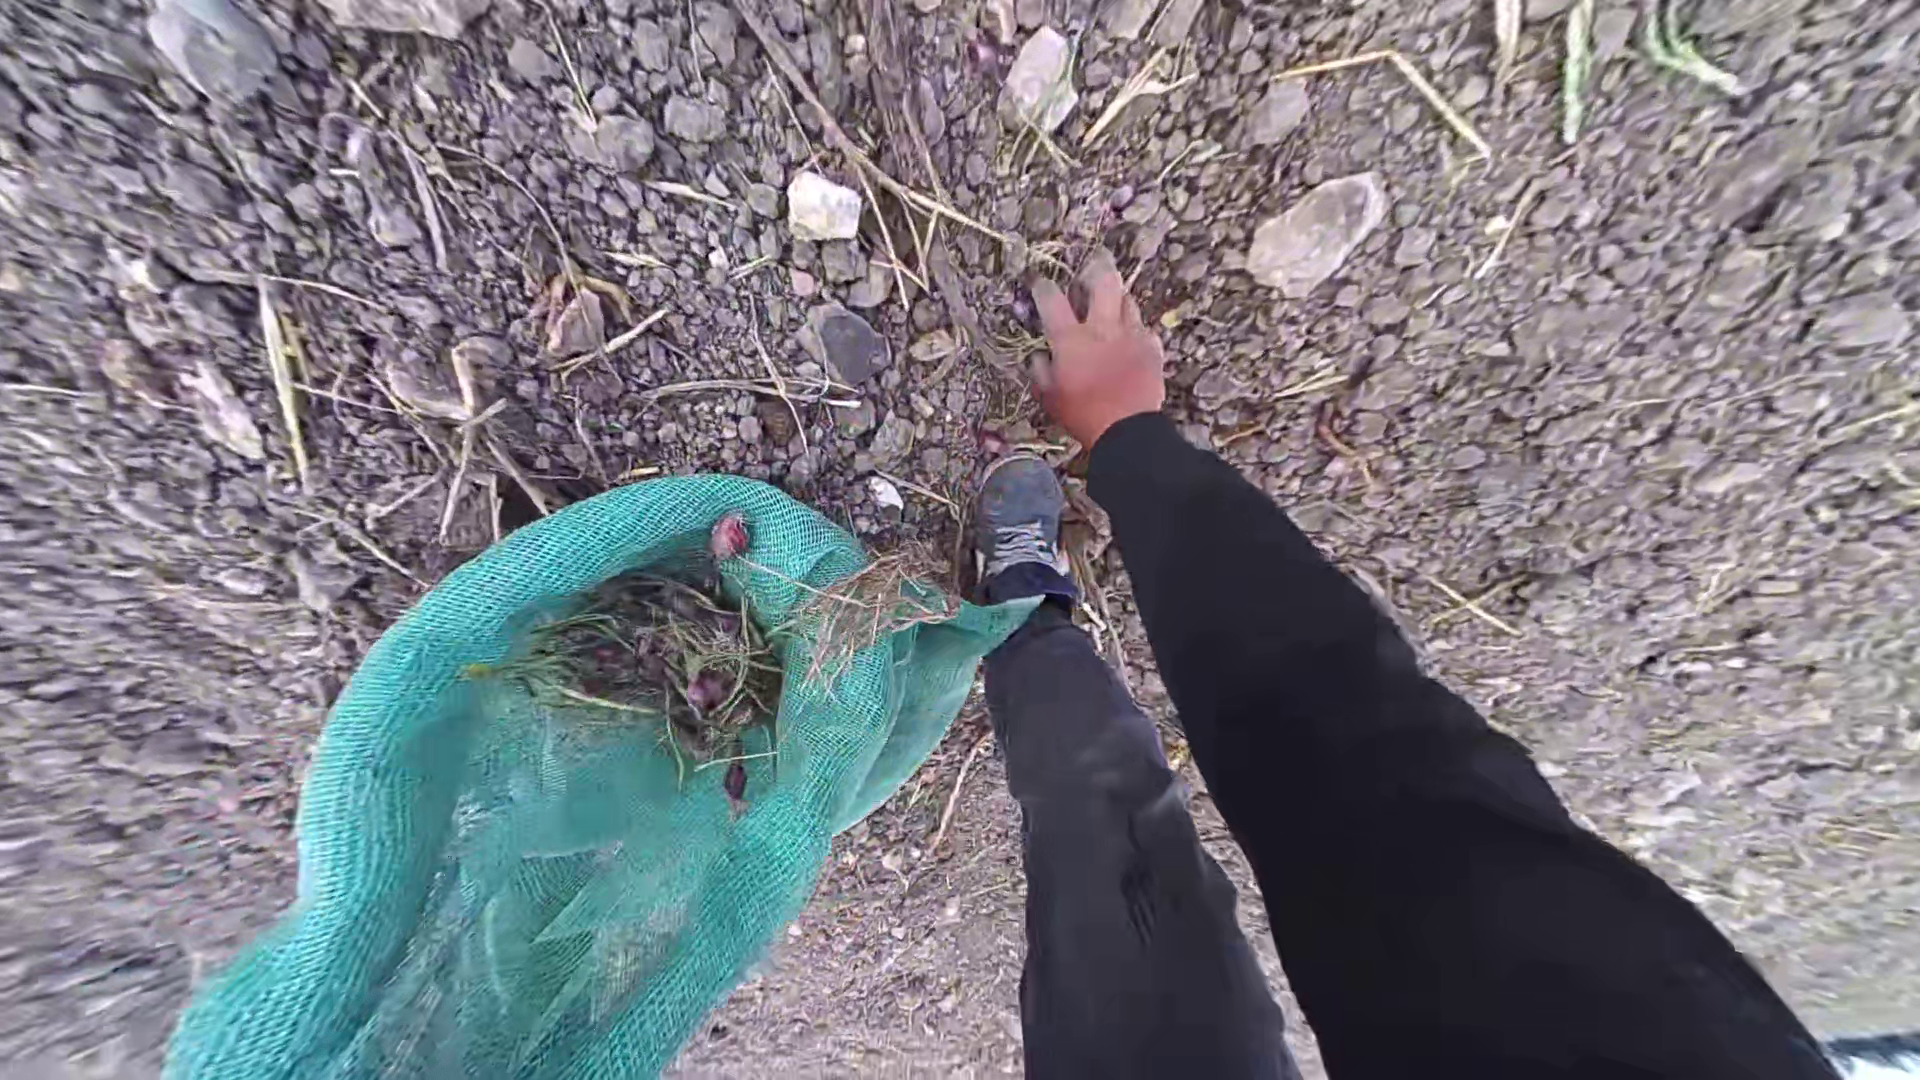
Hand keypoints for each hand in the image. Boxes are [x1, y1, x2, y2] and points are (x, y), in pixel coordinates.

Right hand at [1029, 247, 1165, 447]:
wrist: (1126, 429)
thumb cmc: (1082, 415)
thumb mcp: (1050, 398)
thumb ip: (1040, 372)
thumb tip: (1037, 357)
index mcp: (1071, 339)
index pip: (1052, 300)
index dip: (1042, 286)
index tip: (1038, 281)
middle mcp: (1102, 328)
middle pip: (1102, 281)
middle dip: (1095, 267)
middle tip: (1090, 268)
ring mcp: (1131, 334)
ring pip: (1127, 300)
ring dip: (1117, 298)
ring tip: (1111, 304)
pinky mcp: (1152, 348)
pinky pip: (1144, 327)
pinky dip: (1135, 328)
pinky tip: (1130, 338)